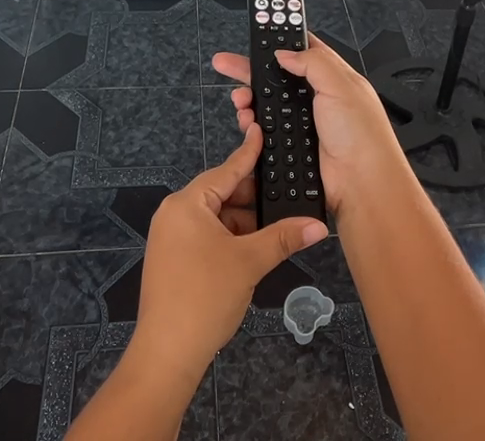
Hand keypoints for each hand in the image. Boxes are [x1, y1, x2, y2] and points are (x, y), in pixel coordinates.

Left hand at [134, 124, 326, 372]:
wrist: (167, 353)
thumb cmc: (205, 296)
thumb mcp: (249, 262)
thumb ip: (283, 237)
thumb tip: (318, 226)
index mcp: (187, 204)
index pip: (226, 170)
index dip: (248, 153)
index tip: (261, 130)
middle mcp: (174, 214)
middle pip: (221, 193)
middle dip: (253, 199)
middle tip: (286, 194)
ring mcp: (171, 238)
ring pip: (216, 218)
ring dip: (244, 223)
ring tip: (277, 227)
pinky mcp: (173, 260)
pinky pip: (207, 236)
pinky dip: (231, 239)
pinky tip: (255, 249)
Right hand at [212, 37, 412, 217]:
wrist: (360, 184)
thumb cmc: (361, 134)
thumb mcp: (341, 85)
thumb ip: (313, 63)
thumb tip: (284, 53)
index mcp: (333, 77)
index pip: (304, 50)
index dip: (282, 41)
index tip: (258, 34)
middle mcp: (318, 97)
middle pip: (278, 77)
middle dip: (252, 70)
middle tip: (227, 63)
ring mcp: (304, 122)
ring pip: (268, 104)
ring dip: (250, 99)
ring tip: (239, 99)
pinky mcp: (293, 144)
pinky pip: (266, 129)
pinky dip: (253, 124)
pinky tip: (246, 121)